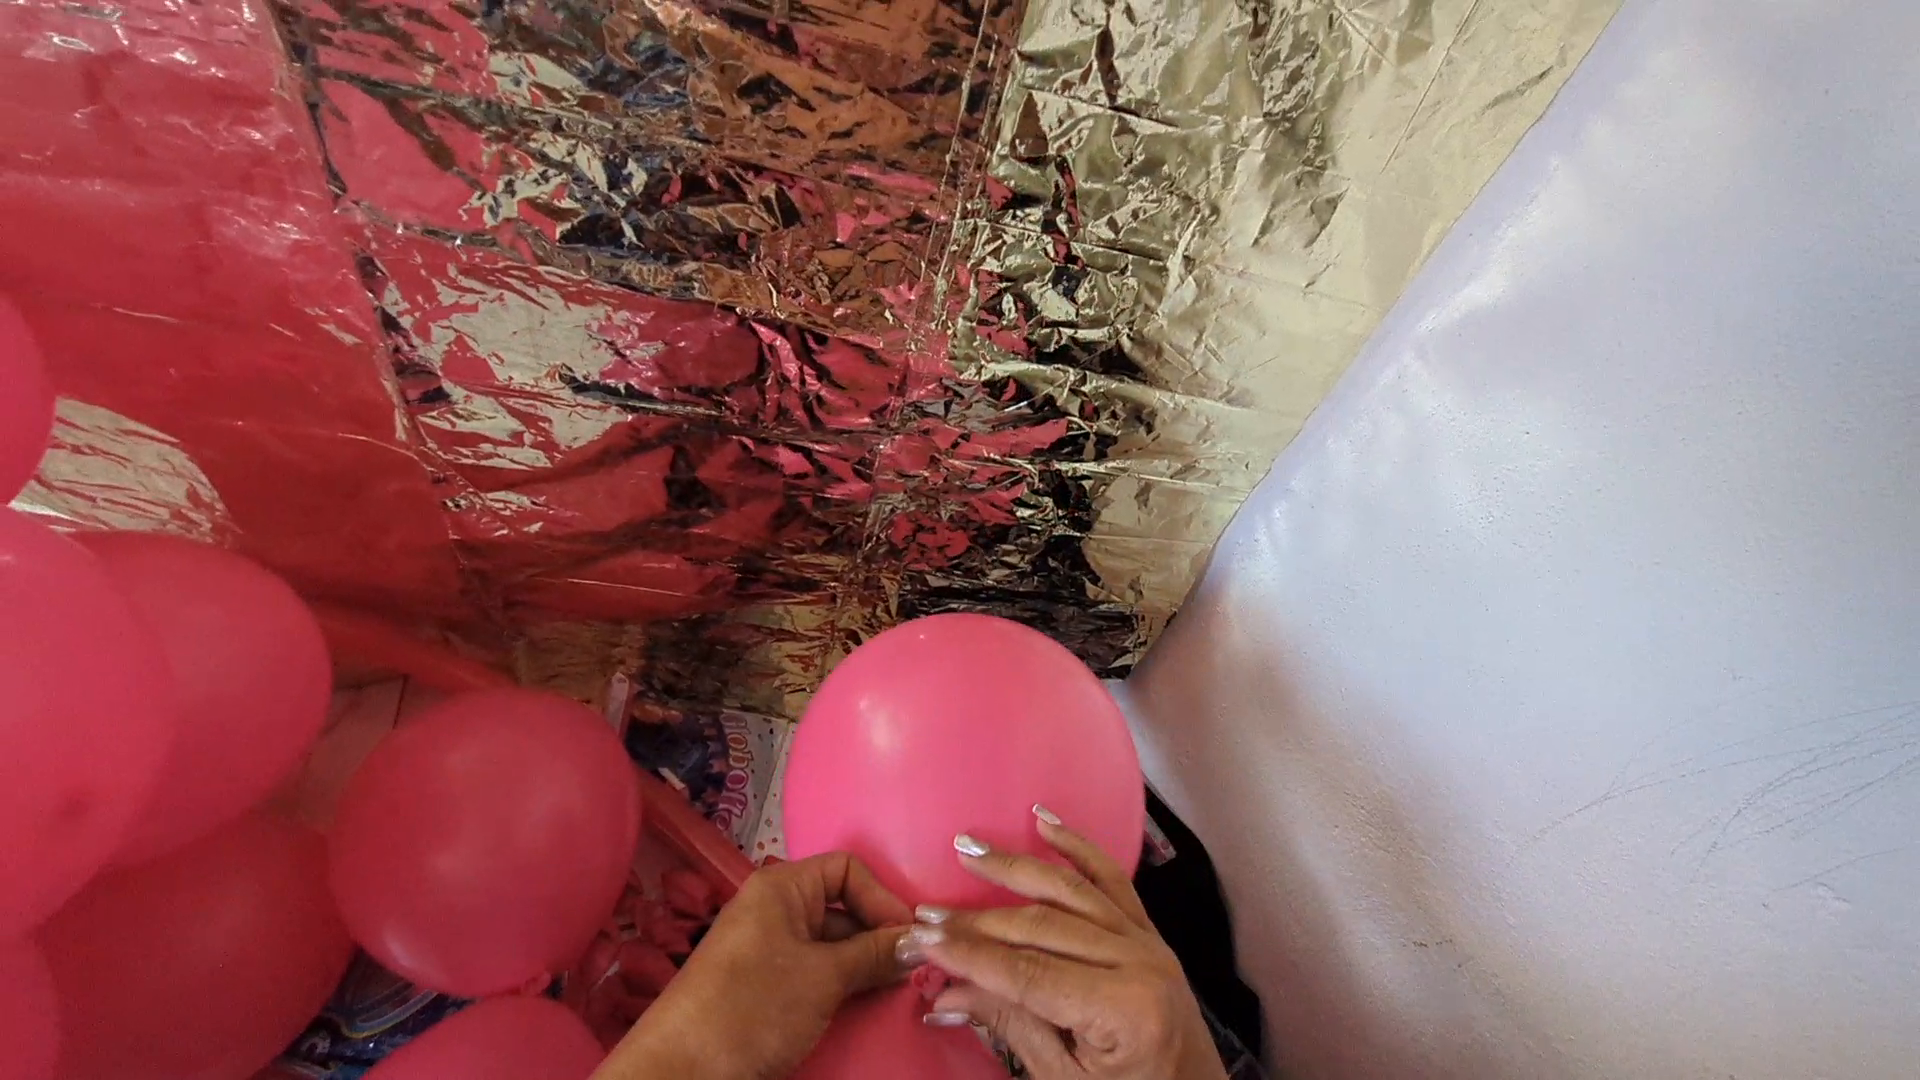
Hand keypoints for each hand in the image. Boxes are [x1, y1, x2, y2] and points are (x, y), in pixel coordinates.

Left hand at [594, 853, 912, 1079]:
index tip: (908, 936)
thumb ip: (874, 954)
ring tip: (892, 989)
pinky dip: (839, 982)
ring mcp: (765, 947)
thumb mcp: (823, 978)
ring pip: (829, 941)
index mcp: (782, 887)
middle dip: (876, 933)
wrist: (678, 1076)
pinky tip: (860, 1004)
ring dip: (862, 962)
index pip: (846, 869)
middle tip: (912, 968)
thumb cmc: (753, 1008)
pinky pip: (812, 969)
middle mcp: (773, 908)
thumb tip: (918, 942)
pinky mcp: (761, 985)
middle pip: (840, 905)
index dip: (881, 897)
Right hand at [901, 808, 1228, 1079]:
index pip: (1028, 973)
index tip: (922, 937)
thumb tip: (943, 992)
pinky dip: (1076, 845)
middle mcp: (1138, 961)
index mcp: (1123, 1009)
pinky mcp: (1147, 929)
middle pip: (1042, 928)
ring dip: (1014, 867)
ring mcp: (1145, 939)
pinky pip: (1110, 877)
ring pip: (1069, 889)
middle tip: (928, 913)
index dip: (971, 955)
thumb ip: (1009, 1027)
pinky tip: (1043, 820)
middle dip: (979, 922)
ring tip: (968, 848)